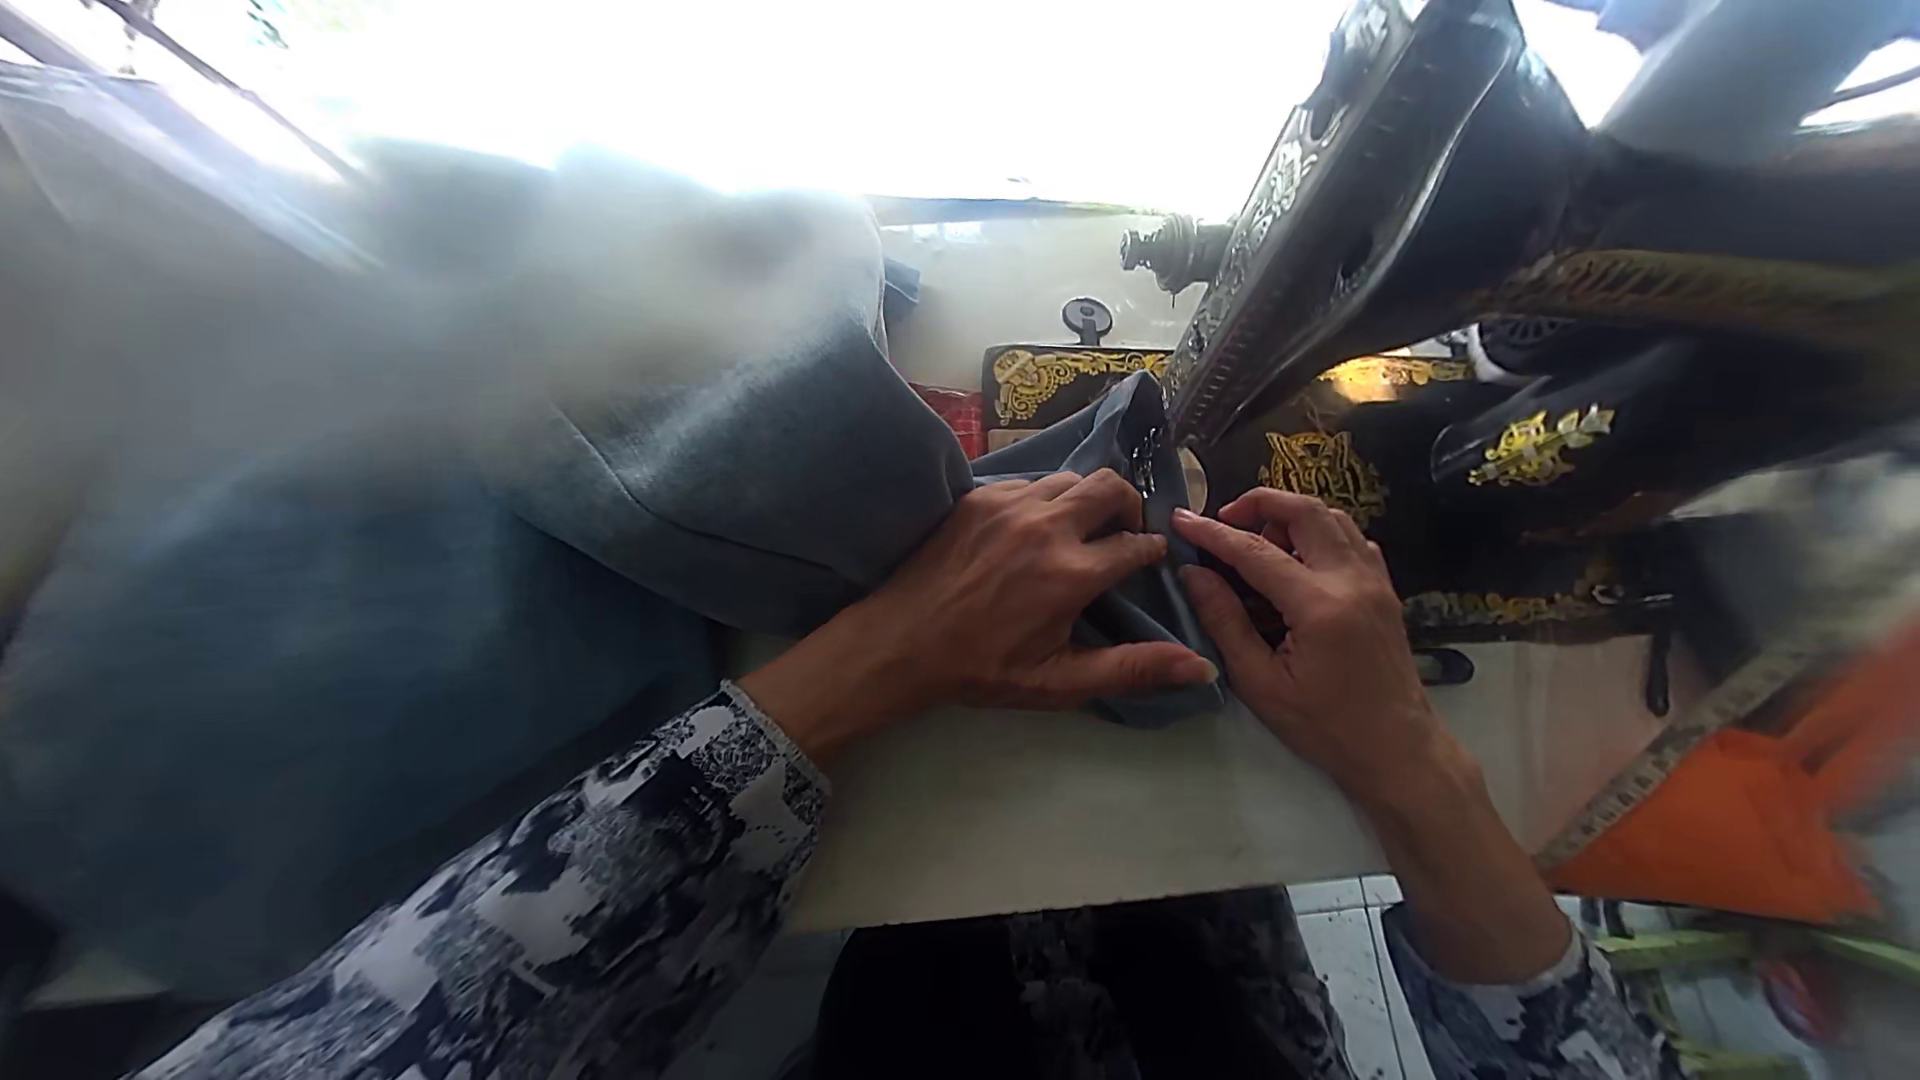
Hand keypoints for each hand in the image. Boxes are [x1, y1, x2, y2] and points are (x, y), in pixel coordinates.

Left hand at [741, 470, 1215, 764]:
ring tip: (1079, 527)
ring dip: (1085, 498)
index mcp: (1072, 572)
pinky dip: (1044, 499)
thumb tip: (1203, 667)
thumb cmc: (982, 667)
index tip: (1149, 559)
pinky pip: (1029, 483)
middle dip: (1128, 504)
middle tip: (1122, 530)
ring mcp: (1009, 504)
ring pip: (1069, 478)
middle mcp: (1046, 526)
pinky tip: (1032, 527)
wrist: (903, 640)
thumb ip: (1132, 669)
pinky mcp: (979, 496)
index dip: (1151, 551)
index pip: (1137, 544)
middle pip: (1110, 485)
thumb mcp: (1059, 681)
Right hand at [1174, 491, 1570, 982]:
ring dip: (1289, 514)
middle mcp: (1353, 580)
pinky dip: (1317, 532)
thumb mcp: (1258, 681)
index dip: (1212, 531)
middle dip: (1259, 502)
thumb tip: (1193, 573)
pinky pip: (1351, 539)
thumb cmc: (1322, 724)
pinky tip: (1294, 558)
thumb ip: (1224, 621)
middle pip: (1306, 511)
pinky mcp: (1384, 589)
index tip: (1180, 518)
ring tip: (1255, 538)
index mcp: (1319, 606)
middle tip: (1224, 520)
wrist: (1398, 750)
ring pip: (1333, 518)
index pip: (1255, 551)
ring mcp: (1375, 581)